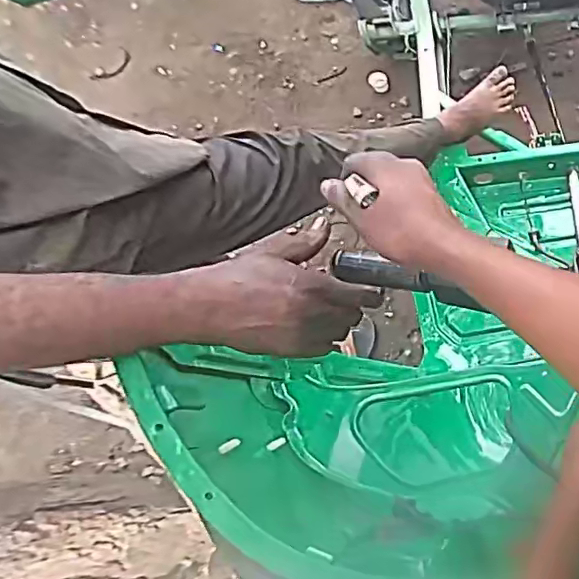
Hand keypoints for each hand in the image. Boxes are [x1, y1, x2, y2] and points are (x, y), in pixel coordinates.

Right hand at [186, 217, 381, 355]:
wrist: (206, 307)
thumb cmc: (236, 278)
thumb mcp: (273, 252)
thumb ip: (306, 243)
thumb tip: (324, 227)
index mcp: (313, 286)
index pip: (359, 296)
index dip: (370, 294)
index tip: (372, 293)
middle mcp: (313, 313)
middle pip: (353, 316)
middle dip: (351, 307)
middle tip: (341, 298)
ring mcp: (304, 336)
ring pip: (341, 333)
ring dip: (339, 323)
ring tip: (323, 311)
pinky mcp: (293, 352)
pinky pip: (325, 349)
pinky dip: (325, 339)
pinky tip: (312, 327)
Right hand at [319, 151, 474, 273]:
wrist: (447, 248)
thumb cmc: (403, 234)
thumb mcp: (363, 221)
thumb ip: (343, 200)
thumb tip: (329, 185)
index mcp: (384, 163)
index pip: (353, 162)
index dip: (344, 183)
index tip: (346, 204)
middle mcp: (405, 163)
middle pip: (374, 169)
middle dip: (364, 189)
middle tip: (362, 216)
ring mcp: (423, 177)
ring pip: (393, 181)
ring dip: (383, 198)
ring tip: (381, 223)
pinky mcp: (434, 193)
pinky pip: (409, 192)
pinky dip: (401, 204)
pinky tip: (401, 225)